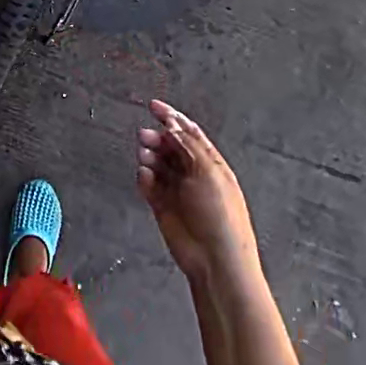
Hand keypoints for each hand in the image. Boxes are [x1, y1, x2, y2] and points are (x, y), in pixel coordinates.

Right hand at [136, 99, 259, 281]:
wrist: (213, 258)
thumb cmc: (221, 218)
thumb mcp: (209, 173)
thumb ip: (188, 146)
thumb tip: (173, 125)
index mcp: (211, 165)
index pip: (189, 134)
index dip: (172, 118)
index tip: (153, 106)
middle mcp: (194, 175)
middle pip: (170, 146)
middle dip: (156, 138)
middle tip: (144, 136)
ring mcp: (178, 190)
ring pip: (157, 163)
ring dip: (149, 156)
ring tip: (145, 156)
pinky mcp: (162, 205)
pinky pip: (148, 184)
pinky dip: (144, 178)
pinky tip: (146, 178)